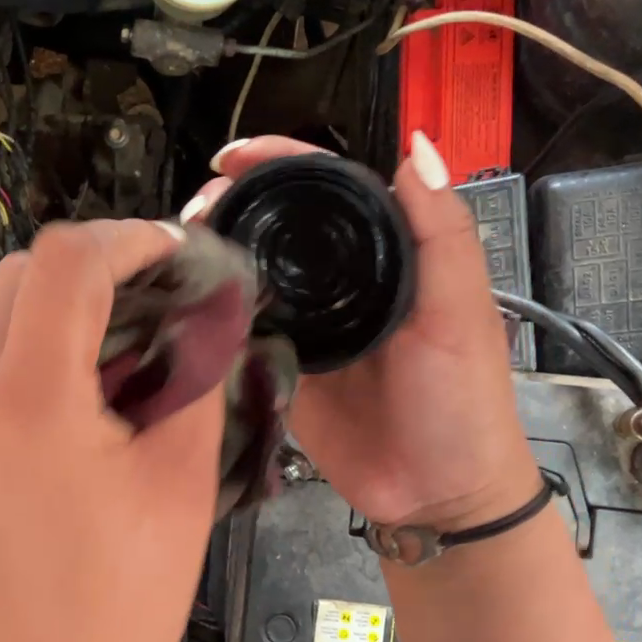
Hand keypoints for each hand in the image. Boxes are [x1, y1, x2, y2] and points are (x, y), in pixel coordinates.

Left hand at [0, 220, 225, 641]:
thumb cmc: (125, 589)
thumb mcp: (183, 472)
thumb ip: (197, 371)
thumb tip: (212, 307)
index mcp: (33, 398)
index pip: (65, 264)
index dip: (129, 240)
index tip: (180, 255)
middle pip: (22, 270)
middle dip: (96, 262)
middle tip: (163, 287)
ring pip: (1, 304)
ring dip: (67, 295)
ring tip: (137, 325)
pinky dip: (45, 333)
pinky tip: (101, 369)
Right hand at [183, 134, 540, 529]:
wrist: (435, 494)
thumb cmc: (461, 401)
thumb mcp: (461, 313)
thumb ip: (441, 235)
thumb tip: (414, 148)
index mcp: (387, 258)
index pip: (330, 191)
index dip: (283, 163)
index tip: (234, 155)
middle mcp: (342, 286)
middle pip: (282, 227)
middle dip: (236, 204)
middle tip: (196, 205)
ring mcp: (308, 329)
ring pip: (256, 274)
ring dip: (217, 251)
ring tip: (181, 242)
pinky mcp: (282, 372)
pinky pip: (244, 334)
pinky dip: (216, 313)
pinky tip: (187, 299)